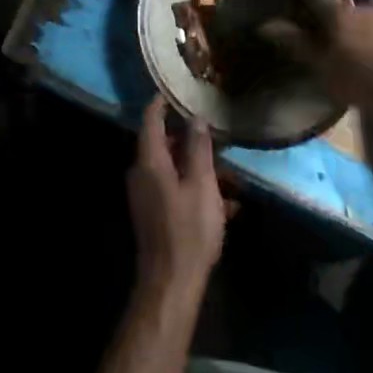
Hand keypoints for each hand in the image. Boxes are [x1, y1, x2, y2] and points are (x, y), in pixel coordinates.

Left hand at [127, 97, 226, 297]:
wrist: (171, 282)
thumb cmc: (189, 230)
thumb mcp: (202, 185)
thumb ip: (197, 149)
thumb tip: (195, 118)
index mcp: (149, 161)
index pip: (150, 120)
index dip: (162, 103)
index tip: (176, 91)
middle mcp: (141, 172)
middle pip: (163, 144)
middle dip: (190, 140)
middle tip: (216, 136)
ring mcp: (145, 194)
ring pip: (172, 168)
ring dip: (199, 168)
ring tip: (231, 177)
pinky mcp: (154, 212)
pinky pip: (174, 189)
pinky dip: (196, 189)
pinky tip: (227, 204)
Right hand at [256, 0, 372, 119]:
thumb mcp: (328, 72)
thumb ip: (297, 46)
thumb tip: (266, 25)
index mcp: (338, 15)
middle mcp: (362, 7)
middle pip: (336, 6)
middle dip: (324, 17)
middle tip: (317, 36)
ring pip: (360, 18)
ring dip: (351, 30)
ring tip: (348, 51)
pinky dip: (372, 38)